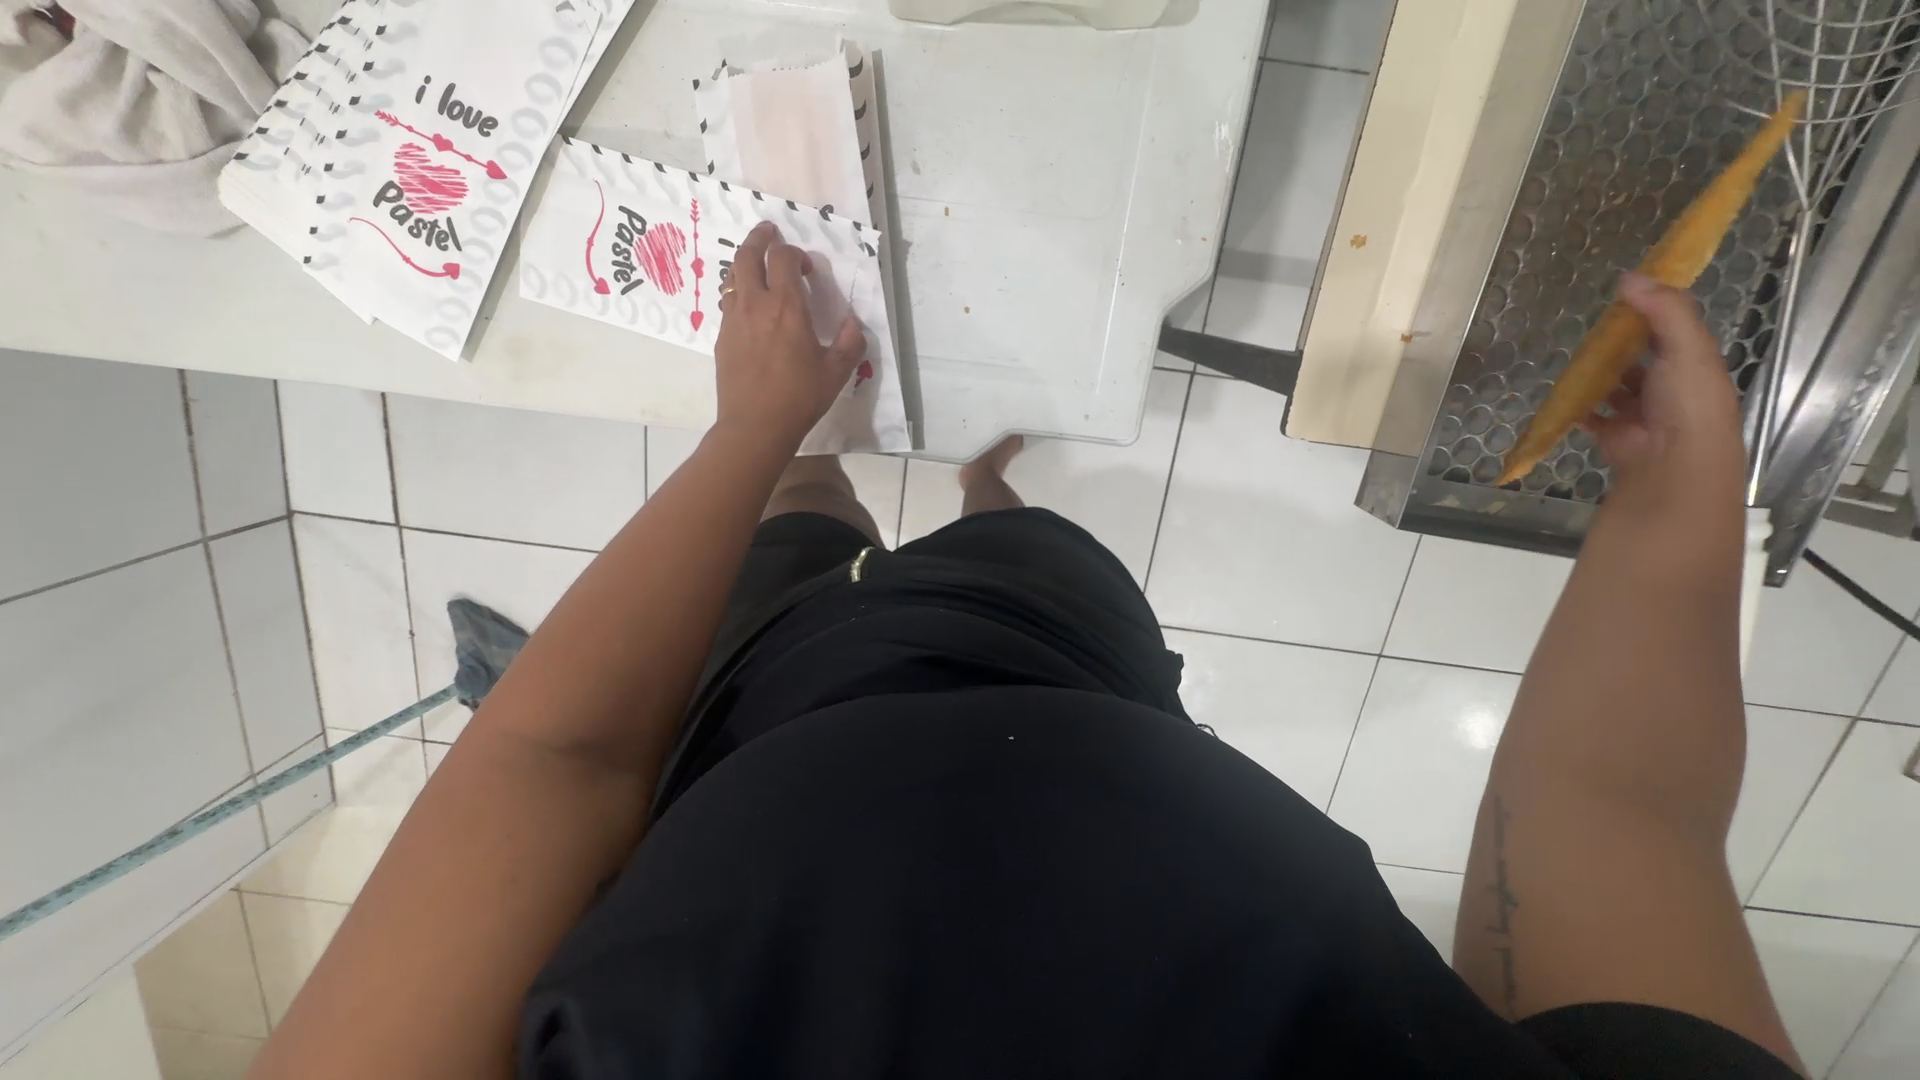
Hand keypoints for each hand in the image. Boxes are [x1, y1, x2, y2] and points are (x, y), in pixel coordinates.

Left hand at [712, 222, 866, 450]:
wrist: (755, 426)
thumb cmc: (799, 398)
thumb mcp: (835, 373)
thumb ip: (849, 343)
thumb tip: (853, 324)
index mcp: (786, 306)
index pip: (783, 258)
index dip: (794, 253)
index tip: (805, 266)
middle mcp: (755, 304)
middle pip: (747, 255)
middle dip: (759, 239)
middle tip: (769, 233)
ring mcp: (733, 320)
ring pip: (732, 277)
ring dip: (744, 264)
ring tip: (755, 267)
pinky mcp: (722, 338)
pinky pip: (728, 304)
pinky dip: (738, 293)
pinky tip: (749, 308)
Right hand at [1581, 272, 1746, 488]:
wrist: (1672, 457)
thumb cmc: (1687, 399)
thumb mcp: (1686, 345)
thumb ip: (1662, 310)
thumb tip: (1629, 277)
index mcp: (1693, 364)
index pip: (1672, 333)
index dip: (1652, 316)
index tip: (1624, 300)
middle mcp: (1668, 387)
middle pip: (1640, 362)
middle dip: (1619, 349)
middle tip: (1591, 334)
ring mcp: (1640, 412)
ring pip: (1614, 389)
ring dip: (1597, 379)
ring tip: (1573, 362)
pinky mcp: (1614, 433)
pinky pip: (1591, 418)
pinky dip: (1577, 410)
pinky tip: (1564, 398)